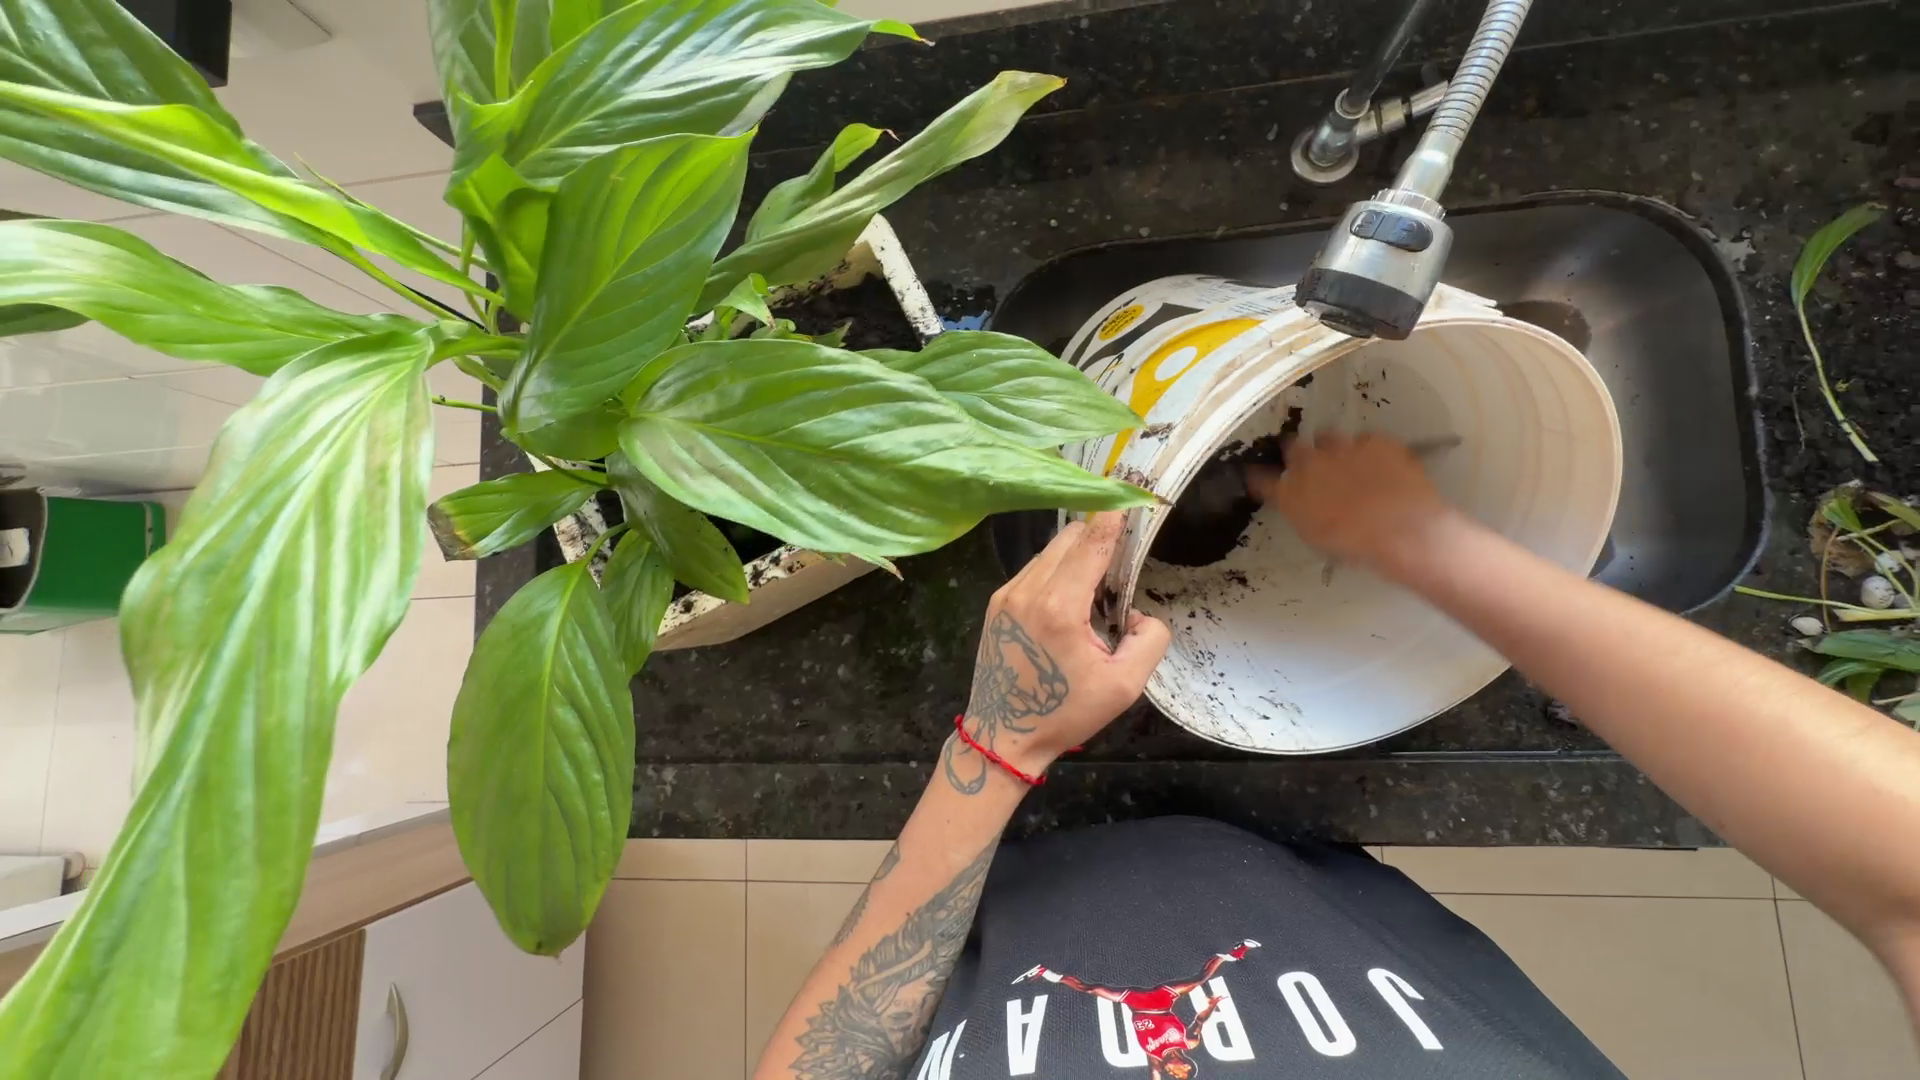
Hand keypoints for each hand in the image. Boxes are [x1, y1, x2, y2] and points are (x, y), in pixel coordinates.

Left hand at [943, 512, 1169, 792]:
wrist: (1003, 735)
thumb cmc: (1065, 713)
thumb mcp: (1124, 685)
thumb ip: (1148, 638)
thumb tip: (1135, 611)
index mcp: (1058, 606)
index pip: (1091, 542)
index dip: (1114, 518)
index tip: (1133, 499)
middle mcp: (1027, 590)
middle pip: (1068, 538)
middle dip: (1098, 539)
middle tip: (1119, 565)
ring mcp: (1006, 594)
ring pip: (1049, 552)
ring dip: (1075, 557)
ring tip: (1094, 590)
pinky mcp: (996, 603)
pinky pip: (1033, 570)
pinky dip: (1055, 571)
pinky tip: (1068, 601)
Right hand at [1246, 432, 1451, 570]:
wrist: (1403, 530)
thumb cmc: (1355, 544)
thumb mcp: (1315, 534)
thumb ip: (1300, 511)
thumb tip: (1299, 501)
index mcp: (1289, 493)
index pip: (1261, 479)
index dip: (1258, 476)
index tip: (1258, 476)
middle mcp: (1309, 464)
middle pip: (1291, 446)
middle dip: (1294, 451)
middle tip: (1306, 463)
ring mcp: (1342, 449)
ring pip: (1327, 437)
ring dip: (1330, 447)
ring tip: (1344, 460)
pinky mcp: (1376, 441)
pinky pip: (1366, 439)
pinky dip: (1367, 449)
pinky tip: (1377, 464)